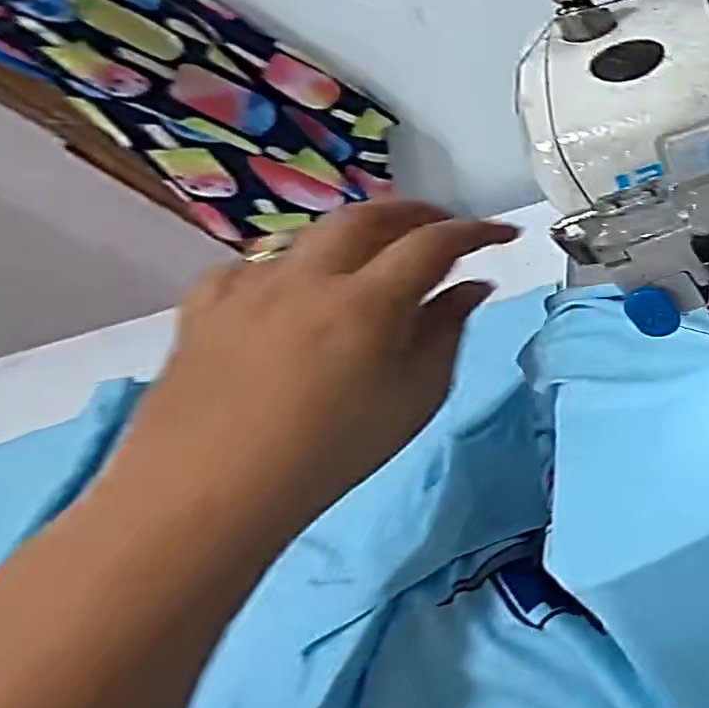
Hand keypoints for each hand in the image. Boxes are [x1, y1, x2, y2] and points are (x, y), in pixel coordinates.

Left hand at [108, 200, 518, 529]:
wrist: (208, 495)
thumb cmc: (337, 447)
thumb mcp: (420, 391)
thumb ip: (447, 328)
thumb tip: (471, 287)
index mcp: (368, 303)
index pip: (435, 243)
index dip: (478, 231)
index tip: (505, 234)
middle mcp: (307, 280)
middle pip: (367, 216)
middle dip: (418, 212)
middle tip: (450, 225)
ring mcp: (248, 290)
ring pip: (311, 235)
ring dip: (360, 235)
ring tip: (383, 255)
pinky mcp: (203, 310)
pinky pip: (253, 264)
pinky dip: (293, 264)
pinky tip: (300, 288)